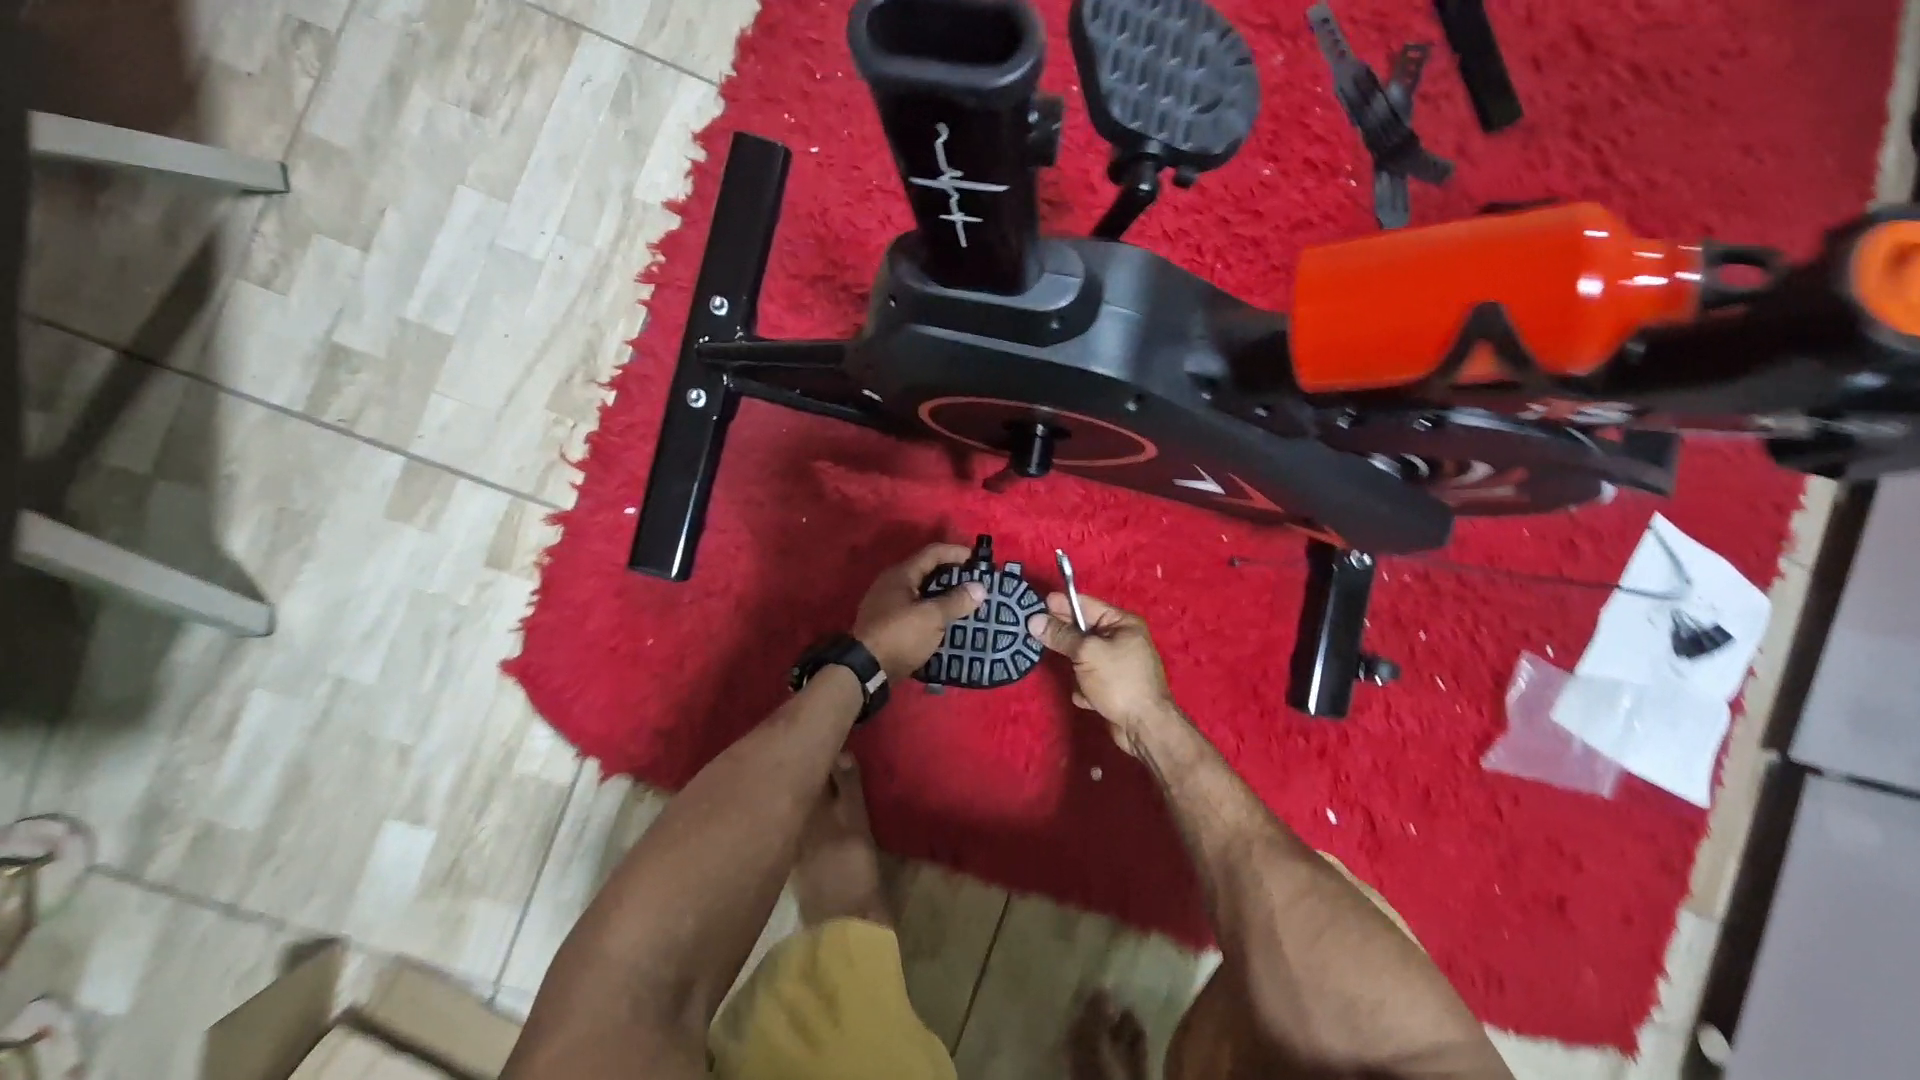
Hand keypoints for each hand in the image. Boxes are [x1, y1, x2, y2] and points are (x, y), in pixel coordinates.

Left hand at [851, 543, 988, 682]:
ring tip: (966, 602)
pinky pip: (917, 609)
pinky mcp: (889, 624)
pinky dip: (934, 610)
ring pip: (922, 592)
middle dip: (952, 575)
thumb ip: (956, 601)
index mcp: (901, 574)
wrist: (865, 670)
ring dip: (944, 594)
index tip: (977, 560)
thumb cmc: (899, 636)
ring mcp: (888, 604)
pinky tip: (948, 620)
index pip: (933, 552)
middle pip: (927, 571)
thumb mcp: (931, 617)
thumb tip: (979, 587)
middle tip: (975, 582)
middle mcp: (892, 584)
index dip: (956, 552)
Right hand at [1027, 593, 1182, 757]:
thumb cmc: (1119, 681)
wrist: (1144, 726)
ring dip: (1075, 669)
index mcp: (1122, 623)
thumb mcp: (1087, 653)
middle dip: (1064, 638)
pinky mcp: (1111, 685)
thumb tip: (1034, 620)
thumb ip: (1060, 636)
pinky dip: (1084, 687)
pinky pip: (1087, 677)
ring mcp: (1116, 664)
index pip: (1085, 605)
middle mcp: (1121, 639)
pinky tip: (1089, 698)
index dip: (1060, 604)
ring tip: (1077, 678)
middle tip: (1034, 633)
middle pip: (1082, 631)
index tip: (1034, 604)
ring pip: (1081, 656)